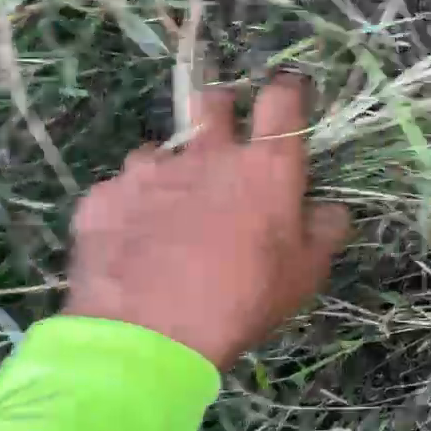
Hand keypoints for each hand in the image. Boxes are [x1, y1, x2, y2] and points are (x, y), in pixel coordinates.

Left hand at [63, 74, 351, 369]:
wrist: (148, 340)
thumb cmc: (243, 299)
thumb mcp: (307, 272)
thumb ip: (325, 229)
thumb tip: (329, 208)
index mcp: (265, 166)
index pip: (281, 100)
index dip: (287, 89)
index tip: (288, 92)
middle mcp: (208, 155)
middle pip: (213, 101)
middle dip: (221, 107)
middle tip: (225, 138)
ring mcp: (148, 173)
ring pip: (159, 151)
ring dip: (170, 169)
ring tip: (169, 209)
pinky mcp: (101, 200)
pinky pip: (118, 191)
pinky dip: (129, 207)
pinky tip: (132, 241)